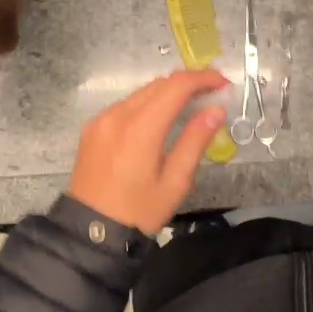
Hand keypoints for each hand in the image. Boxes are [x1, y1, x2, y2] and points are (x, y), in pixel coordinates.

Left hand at [68, 69, 229, 232]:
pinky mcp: (92, 129)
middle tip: (210, 95)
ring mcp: (100, 121)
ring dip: (165, 94)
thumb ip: (195, 141)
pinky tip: (157, 121)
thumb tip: (215, 110)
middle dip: (186, 84)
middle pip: (157, 85)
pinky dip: (145, 106)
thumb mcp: (175, 182)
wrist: (90, 232)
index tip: (222, 84)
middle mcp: (117, 116)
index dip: (202, 79)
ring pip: (140, 94)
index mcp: (140, 129)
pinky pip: (124, 106)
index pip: (175, 87)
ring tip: (188, 107)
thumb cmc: (138, 212)